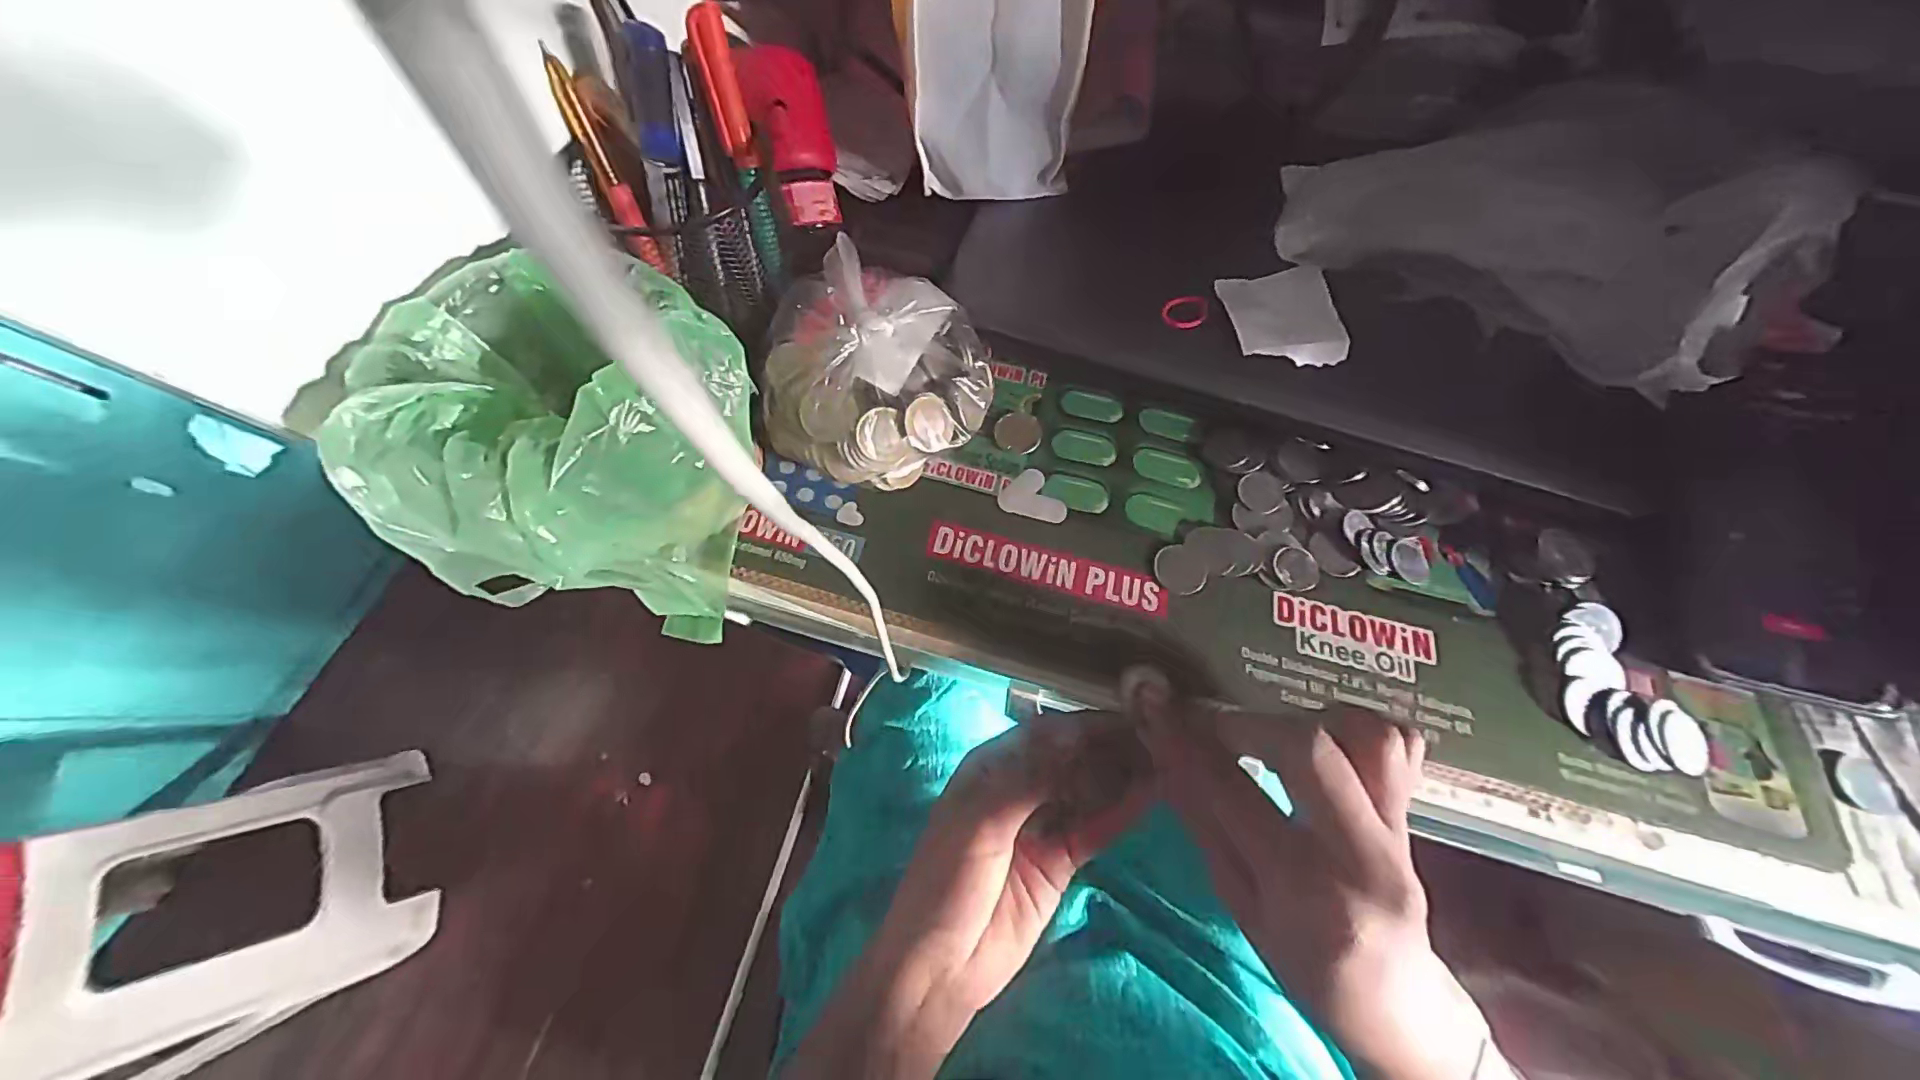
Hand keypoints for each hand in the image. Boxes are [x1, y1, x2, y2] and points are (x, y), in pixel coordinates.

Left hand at [784, 712, 1151, 1079]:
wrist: (940, 966)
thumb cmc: (946, 882)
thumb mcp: (979, 822)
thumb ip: (1026, 781)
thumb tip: (1073, 739)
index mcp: (990, 768)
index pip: (1044, 734)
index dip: (1084, 724)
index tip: (1126, 717)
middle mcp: (1018, 788)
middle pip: (1071, 759)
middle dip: (1109, 747)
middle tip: (1157, 736)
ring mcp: (1041, 825)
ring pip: (1087, 789)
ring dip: (1121, 775)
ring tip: (1165, 758)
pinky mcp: (1060, 861)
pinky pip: (1094, 827)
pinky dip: (1120, 812)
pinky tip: (1149, 796)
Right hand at [1132, 680, 1495, 1079]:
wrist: (1395, 1003)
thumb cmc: (1303, 966)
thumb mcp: (1239, 906)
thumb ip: (1205, 825)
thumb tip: (1164, 755)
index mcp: (1304, 888)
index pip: (1231, 790)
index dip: (1186, 742)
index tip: (1154, 709)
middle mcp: (1362, 853)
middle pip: (1308, 747)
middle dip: (1244, 722)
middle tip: (1209, 725)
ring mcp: (1399, 831)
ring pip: (1367, 735)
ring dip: (1306, 719)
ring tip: (1272, 734)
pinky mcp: (1415, 816)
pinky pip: (1398, 745)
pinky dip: (1355, 727)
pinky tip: (1322, 739)